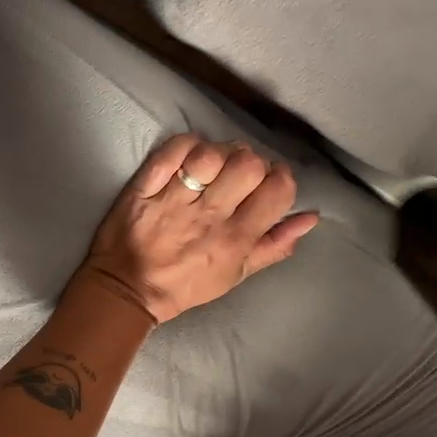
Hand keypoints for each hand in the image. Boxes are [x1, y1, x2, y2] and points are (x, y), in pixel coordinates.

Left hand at [76, 134, 320, 323]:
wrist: (127, 291)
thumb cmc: (186, 284)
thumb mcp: (237, 274)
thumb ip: (275, 245)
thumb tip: (310, 217)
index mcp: (236, 239)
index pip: (278, 189)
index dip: (281, 177)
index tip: (270, 182)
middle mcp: (209, 217)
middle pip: (248, 165)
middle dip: (252, 161)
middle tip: (240, 173)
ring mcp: (174, 200)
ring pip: (210, 155)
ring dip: (218, 151)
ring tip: (214, 164)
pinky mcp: (144, 188)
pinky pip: (170, 151)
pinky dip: (185, 145)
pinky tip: (189, 156)